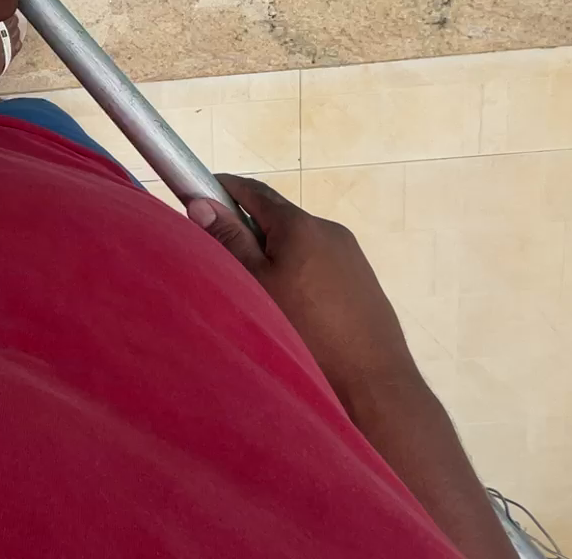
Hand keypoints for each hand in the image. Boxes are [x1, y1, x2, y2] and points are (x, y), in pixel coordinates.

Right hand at [189, 175, 421, 406]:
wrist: (373, 384)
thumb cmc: (303, 328)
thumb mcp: (254, 281)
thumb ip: (228, 238)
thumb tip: (202, 202)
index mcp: (300, 224)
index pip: (252, 189)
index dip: (222, 188)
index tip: (197, 200)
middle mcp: (329, 229)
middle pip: (275, 213)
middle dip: (245, 223)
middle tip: (221, 251)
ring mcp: (351, 253)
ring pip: (296, 238)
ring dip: (271, 247)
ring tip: (256, 283)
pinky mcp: (362, 278)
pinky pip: (317, 258)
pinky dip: (295, 265)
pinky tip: (290, 300)